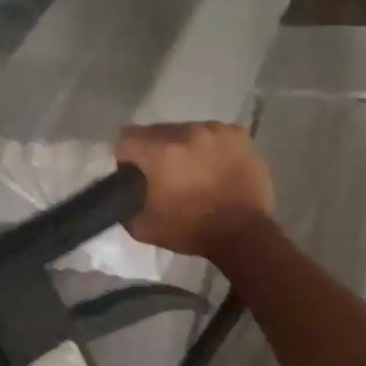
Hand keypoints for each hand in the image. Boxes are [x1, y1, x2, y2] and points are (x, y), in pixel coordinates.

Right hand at [116, 122, 273, 257]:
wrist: (244, 236)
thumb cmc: (192, 232)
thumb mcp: (144, 227)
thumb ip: (124, 205)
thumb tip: (122, 193)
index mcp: (160, 150)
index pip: (127, 138)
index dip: (127, 157)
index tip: (136, 174)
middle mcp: (188, 131)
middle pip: (159, 131)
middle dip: (158, 151)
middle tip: (169, 176)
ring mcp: (217, 130)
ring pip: (190, 131)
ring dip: (188, 147)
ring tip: (197, 172)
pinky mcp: (240, 136)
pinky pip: (217, 135)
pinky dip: (214, 148)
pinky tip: (218, 167)